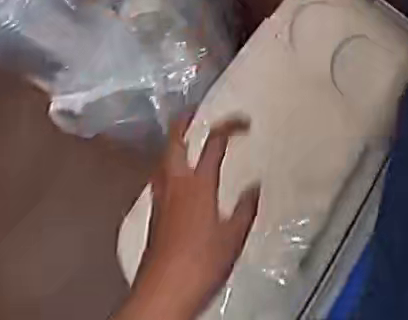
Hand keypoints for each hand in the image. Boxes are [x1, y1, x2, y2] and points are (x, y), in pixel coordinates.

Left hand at [116, 113, 260, 319]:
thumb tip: (254, 187)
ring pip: (163, 158)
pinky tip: (176, 177)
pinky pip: (160, 177)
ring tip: (185, 138)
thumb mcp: (234, 237)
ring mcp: (160, 199)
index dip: (231, 125)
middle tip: (196, 110)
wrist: (161, 297)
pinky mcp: (153, 216)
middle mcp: (176, 183)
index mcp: (198, 182)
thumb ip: (246, 208)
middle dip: (185, 120)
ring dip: (174, 143)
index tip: (245, 123)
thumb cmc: (200, 264)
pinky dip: (169, 166)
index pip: (214, 140)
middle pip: (174, 139)